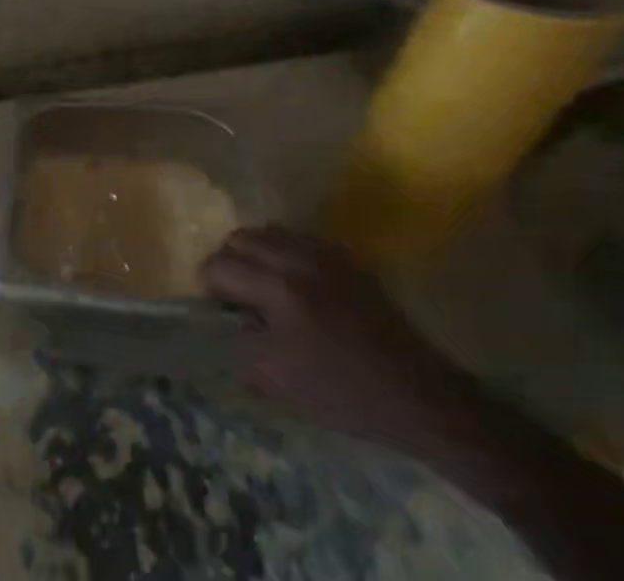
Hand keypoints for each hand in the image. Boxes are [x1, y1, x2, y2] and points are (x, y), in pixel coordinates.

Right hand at [200, 227, 470, 445]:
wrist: (414, 392)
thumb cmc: (340, 391)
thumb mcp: (274, 379)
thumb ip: (238, 341)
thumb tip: (228, 319)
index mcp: (278, 288)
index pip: (220, 265)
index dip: (209, 286)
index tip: (218, 310)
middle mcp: (299, 258)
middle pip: (241, 237)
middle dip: (228, 262)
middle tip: (235, 296)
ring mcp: (326, 253)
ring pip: (270, 231)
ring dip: (256, 253)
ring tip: (263, 287)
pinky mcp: (346, 259)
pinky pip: (300, 239)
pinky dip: (284, 253)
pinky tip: (294, 285)